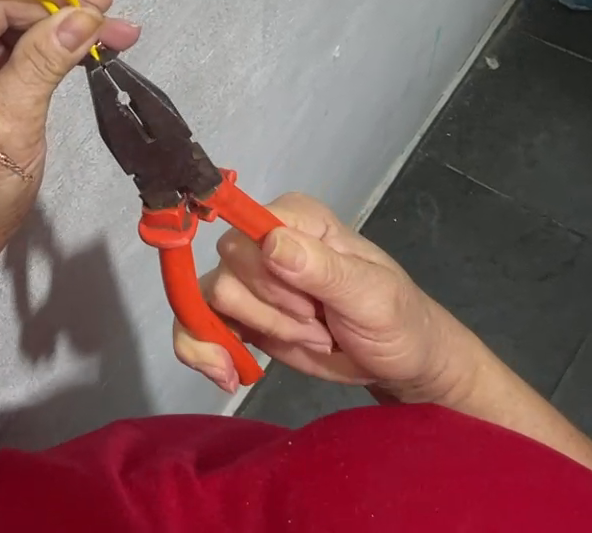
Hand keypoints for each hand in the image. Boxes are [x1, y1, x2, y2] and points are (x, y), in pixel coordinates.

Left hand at [0, 0, 140, 279]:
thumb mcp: (10, 128)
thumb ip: (42, 63)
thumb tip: (84, 14)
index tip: (98, 8)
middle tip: (104, 8)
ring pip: (3, 6)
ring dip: (54, 12)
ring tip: (108, 25)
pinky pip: (7, 33)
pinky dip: (46, 34)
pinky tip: (85, 39)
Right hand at [173, 193, 477, 402]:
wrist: (397, 364)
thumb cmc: (397, 320)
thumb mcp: (373, 295)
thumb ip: (321, 268)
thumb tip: (270, 245)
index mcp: (294, 218)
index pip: (246, 232)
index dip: (267, 277)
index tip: (308, 309)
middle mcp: (260, 238)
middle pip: (228, 270)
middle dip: (270, 313)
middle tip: (317, 327)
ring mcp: (246, 276)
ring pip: (212, 297)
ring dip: (260, 332)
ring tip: (306, 339)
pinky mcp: (237, 311)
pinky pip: (194, 321)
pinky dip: (202, 349)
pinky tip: (226, 373)